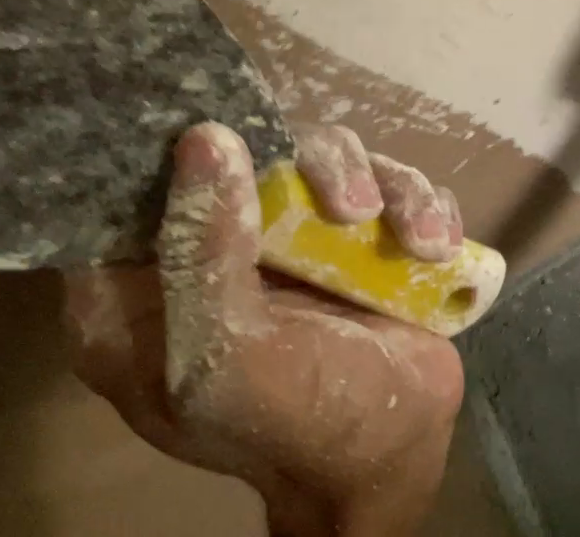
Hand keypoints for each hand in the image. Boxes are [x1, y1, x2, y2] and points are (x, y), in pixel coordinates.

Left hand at [63, 123, 465, 536]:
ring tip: (420, 242)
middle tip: (355, 212)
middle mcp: (230, 250)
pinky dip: (428, 210)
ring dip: (395, 194)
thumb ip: (203, 252)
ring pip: (348, 164)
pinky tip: (437, 249)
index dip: (184, 151)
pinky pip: (403, 191)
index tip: (234, 129)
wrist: (394, 449)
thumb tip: (205, 138)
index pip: (143, 191)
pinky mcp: (374, 242)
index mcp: (153, 287)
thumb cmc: (292, 419)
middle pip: (273, 156)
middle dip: (327, 173)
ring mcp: (310, 242)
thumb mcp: (226, 351)